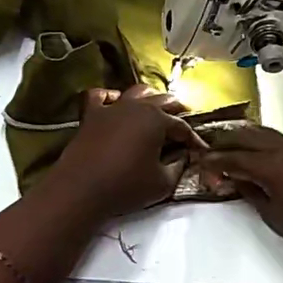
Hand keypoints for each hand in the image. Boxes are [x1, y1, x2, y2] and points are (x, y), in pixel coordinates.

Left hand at [42, 85, 203, 221]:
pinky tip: (115, 103)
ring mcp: (111, 108)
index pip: (181, 126)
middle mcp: (135, 107)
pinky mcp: (90, 116)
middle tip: (182, 128)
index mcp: (156, 120)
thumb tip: (183, 157)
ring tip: (155, 110)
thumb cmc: (126, 186)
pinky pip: (100, 97)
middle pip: (161, 102)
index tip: (200, 150)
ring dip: (148, 99)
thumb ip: (178, 167)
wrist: (82, 189)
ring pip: (135, 93)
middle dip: (175, 112)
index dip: (193, 139)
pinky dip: (109, 97)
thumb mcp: (163, 183)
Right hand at [198, 126, 282, 259]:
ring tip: (233, 152)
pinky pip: (281, 140)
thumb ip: (250, 192)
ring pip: (264, 133)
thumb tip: (237, 181)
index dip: (215, 161)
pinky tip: (260, 156)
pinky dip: (263, 143)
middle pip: (246, 136)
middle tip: (213, 154)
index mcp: (272, 166)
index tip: (204, 165)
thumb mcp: (271, 215)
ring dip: (245, 140)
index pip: (234, 157)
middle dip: (226, 144)